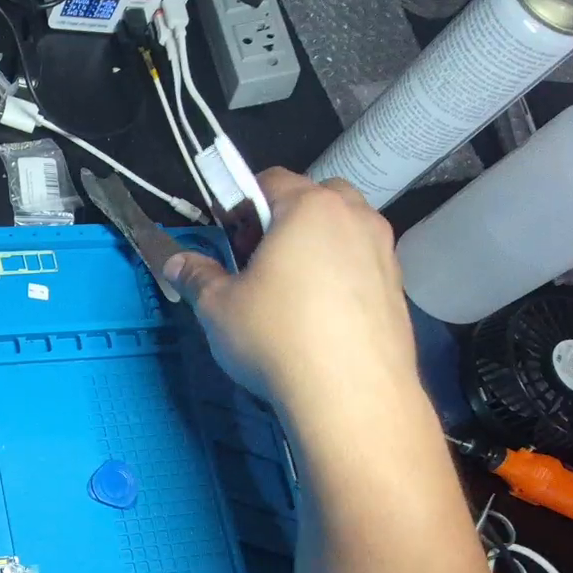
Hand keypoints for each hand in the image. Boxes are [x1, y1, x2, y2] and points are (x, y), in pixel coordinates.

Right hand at [164, 169, 415, 420]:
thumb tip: (175, 262)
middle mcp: (353, 216)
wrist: (349, 392)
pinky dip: (338, 277)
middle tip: (257, 264)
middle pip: (315, 198)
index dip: (241, 205)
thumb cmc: (275, 336)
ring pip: (342, 231)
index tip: (228, 242)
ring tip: (289, 294)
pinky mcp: (397, 285)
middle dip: (284, 221)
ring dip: (314, 248)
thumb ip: (196, 276)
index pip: (270, 180)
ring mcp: (382, 250)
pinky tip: (317, 319)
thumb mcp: (217, 307)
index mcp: (307, 208)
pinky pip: (360, 264)